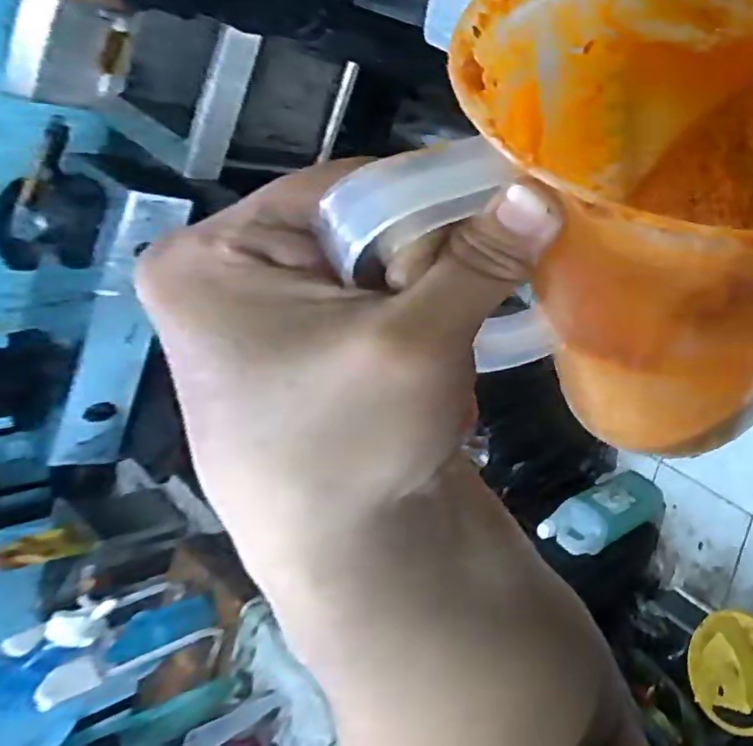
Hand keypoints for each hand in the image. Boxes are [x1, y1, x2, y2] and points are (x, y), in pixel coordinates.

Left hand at [134, 157, 561, 569]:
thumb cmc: (356, 447)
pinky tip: (433, 352)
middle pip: (363, 221)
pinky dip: (423, 310)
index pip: (345, 186)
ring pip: (382, 258)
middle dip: (426, 256)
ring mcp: (269, 311)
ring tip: (443, 339)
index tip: (492, 221)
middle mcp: (230, 273)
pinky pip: (381, 294)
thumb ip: (480, 258)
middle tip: (455, 305)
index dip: (425, 201)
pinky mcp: (309, 342)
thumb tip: (540, 189)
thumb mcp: (419, 340)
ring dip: (432, 287)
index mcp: (213, 256)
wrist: (359, 565)